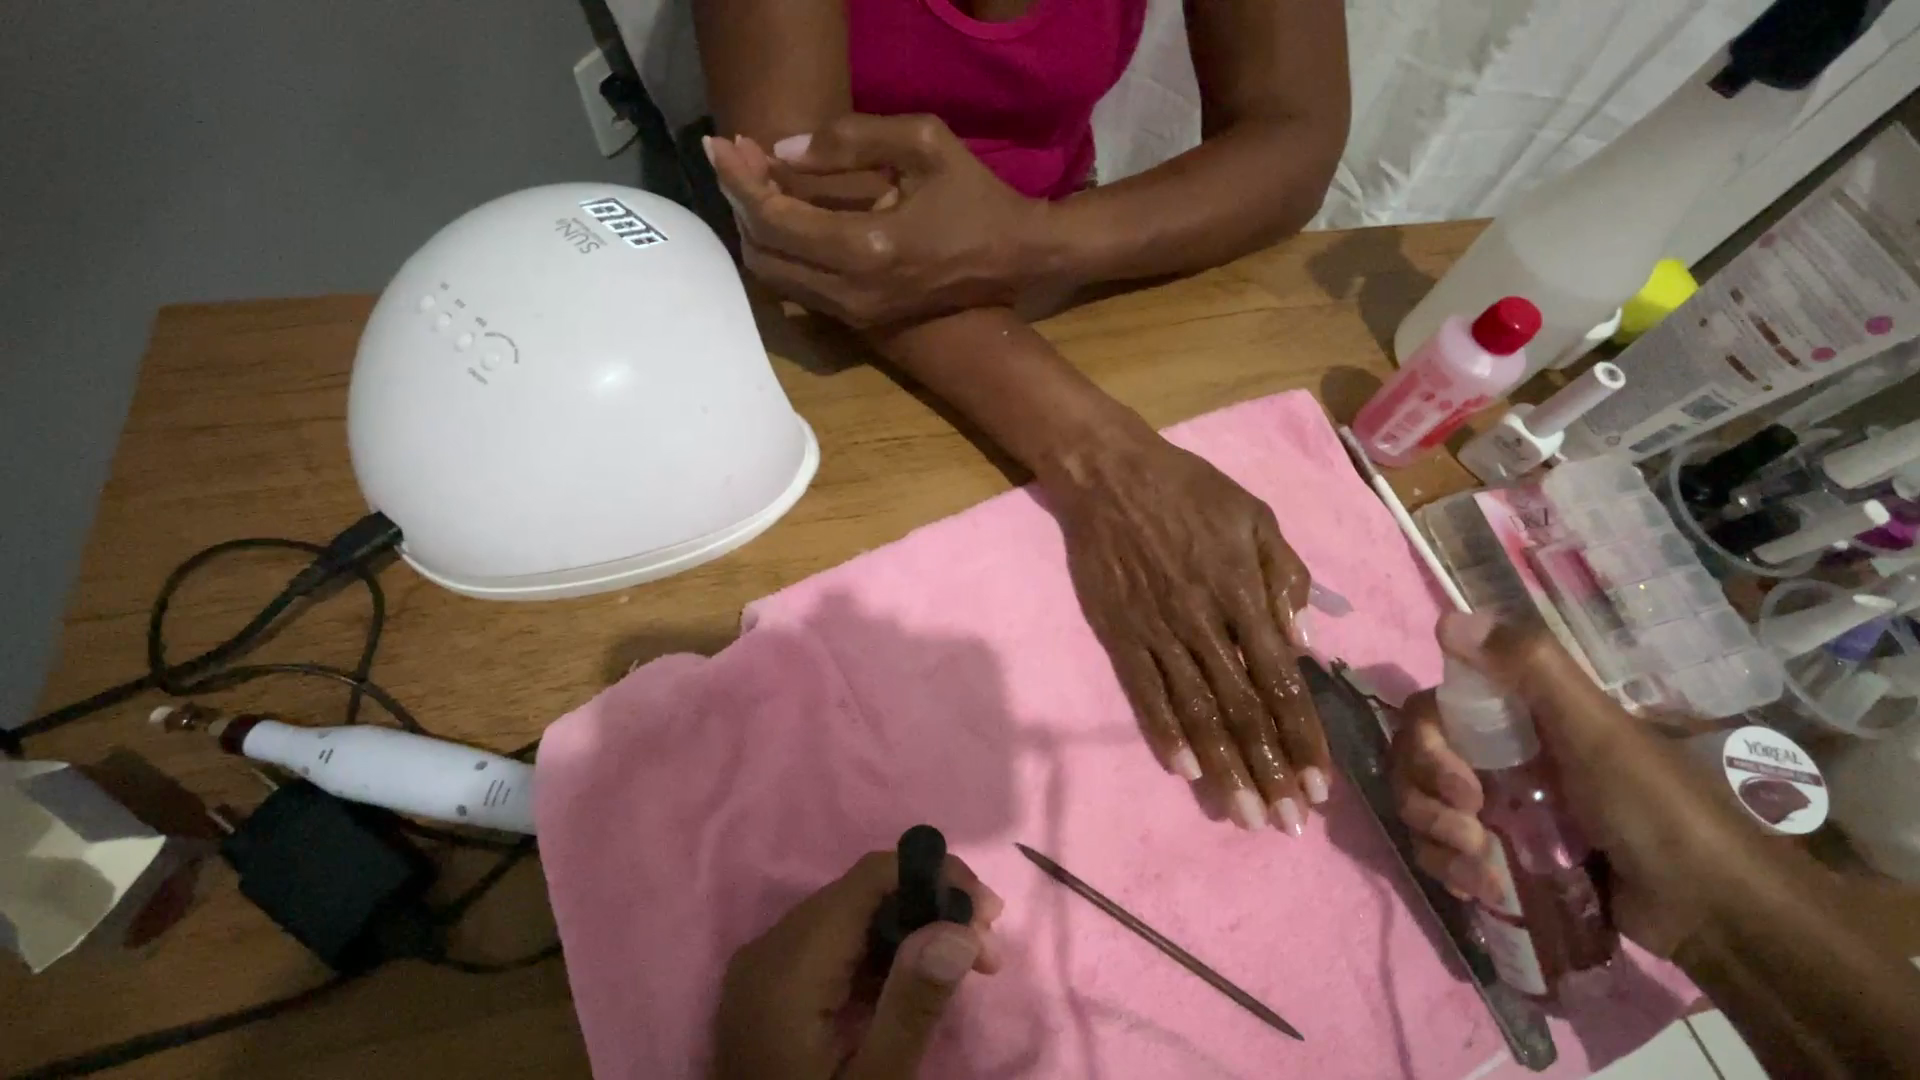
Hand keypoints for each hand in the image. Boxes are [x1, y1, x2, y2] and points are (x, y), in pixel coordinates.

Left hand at [704, 115, 1048, 325]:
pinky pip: (800, 291)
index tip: (722, 144)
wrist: (1015, 259)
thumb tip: (785, 151)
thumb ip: (850, 139)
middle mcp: (853, 292)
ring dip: (757, 232)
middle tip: (741, 160)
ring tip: (758, 185)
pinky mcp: (862, 321)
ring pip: (776, 280)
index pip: (776, 219)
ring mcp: (856, 314)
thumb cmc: (975, 198)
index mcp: (868, 248)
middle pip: (763, 255)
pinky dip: (781, 254)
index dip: (740, 180)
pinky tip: (785, 218)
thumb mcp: (923, 143)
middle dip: (742, 204)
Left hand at [712, 850, 1003, 1079]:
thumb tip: (959, 927)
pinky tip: (914, 983)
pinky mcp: (770, 987)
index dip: (934, 876)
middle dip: (930, 908)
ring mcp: (763, 966)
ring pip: (850, 915)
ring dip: (910, 929)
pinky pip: (832, 944)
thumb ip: (912, 1005)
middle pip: (861, 893)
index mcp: (787, 966)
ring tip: (963, 965)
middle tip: (986, 952)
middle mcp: (768, 948)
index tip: (988, 914)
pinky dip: (879, 953)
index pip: (868, 878)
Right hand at [1048, 429, 1329, 834]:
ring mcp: (1158, 630)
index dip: (1302, 738)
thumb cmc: (1190, 491)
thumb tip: (1301, 644)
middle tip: (1287, 825)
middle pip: (1241, 709)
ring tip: (1244, 815)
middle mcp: (1204, 622)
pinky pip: (1145, 691)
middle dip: (1268, 770)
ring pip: (1195, 710)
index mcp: (1243, 592)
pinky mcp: (1120, 633)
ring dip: (1222, 766)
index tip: (1320, 787)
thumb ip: (1284, 576)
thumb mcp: (1256, 516)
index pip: (1281, 681)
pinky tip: (1184, 769)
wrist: (1111, 476)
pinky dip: (1164, 732)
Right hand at [1392, 612, 1757, 956]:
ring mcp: (1496, 808)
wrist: (1716, 911)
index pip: (1427, 716)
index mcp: (1513, 719)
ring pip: (1421, 810)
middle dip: (1425, 802)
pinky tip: (1484, 890)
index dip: (1425, 749)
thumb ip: (1530, 668)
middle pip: (1413, 764)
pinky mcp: (1501, 856)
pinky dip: (1452, 871)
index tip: (1460, 788)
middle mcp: (1494, 755)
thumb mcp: (1598, 730)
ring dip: (1437, 842)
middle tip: (1469, 835)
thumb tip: (1450, 617)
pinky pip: (1442, 853)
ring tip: (1482, 874)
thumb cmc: (1657, 810)